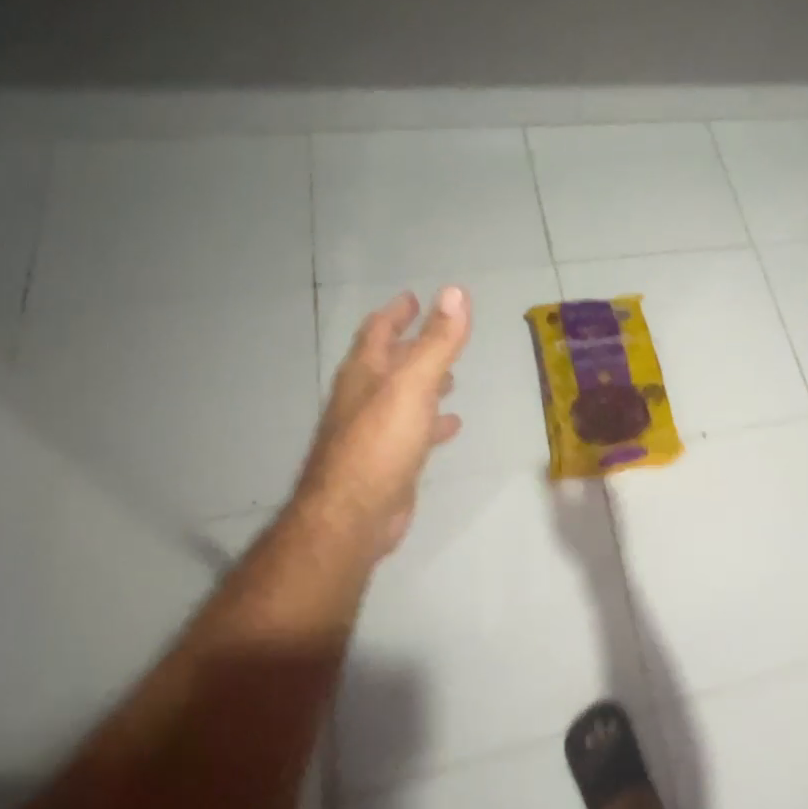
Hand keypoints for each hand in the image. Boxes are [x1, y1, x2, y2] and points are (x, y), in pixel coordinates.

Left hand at [295, 288, 470, 556]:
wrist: (352, 516)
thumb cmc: (380, 444)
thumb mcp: (414, 385)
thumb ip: (437, 341)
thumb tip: (455, 292)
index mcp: (365, 374)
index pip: (378, 332)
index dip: (396, 313)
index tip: (413, 297)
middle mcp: (364, 398)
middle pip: (389, 364)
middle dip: (412, 347)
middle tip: (438, 334)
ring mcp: (373, 432)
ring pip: (402, 398)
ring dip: (425, 384)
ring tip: (454, 379)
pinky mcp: (387, 462)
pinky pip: (413, 431)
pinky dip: (432, 422)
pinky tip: (451, 426)